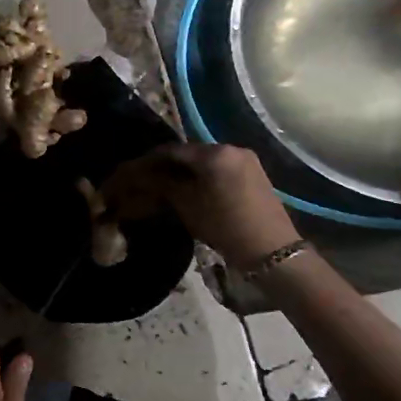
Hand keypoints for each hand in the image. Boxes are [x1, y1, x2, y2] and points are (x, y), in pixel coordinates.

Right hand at [108, 143, 300, 269]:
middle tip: (144, 180)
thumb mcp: (186, 204)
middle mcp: (231, 149)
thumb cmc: (224, 225)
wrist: (271, 251)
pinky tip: (187, 190)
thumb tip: (140, 175)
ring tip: (163, 188)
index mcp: (214, 153)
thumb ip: (162, 184)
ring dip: (181, 172)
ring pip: (202, 162)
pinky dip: (199, 177)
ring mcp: (244, 161)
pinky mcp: (252, 175)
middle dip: (163, 166)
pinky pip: (217, 170)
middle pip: (187, 154)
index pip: (170, 150)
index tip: (128, 172)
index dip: (146, 161)